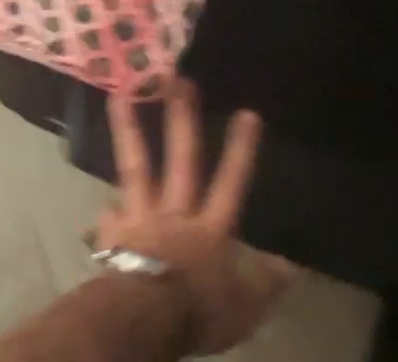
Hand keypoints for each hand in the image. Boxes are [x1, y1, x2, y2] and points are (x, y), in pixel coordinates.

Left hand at [97, 78, 294, 355]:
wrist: (145, 319)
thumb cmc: (199, 312)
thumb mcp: (246, 306)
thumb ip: (265, 282)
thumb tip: (292, 265)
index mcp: (211, 230)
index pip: (231, 183)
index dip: (241, 150)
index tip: (247, 111)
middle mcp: (175, 213)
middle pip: (180, 158)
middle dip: (181, 117)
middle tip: (175, 77)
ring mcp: (140, 217)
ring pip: (135, 165)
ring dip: (127, 128)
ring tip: (117, 94)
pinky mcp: (112, 232)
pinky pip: (110, 218)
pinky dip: (109, 215)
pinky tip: (105, 211)